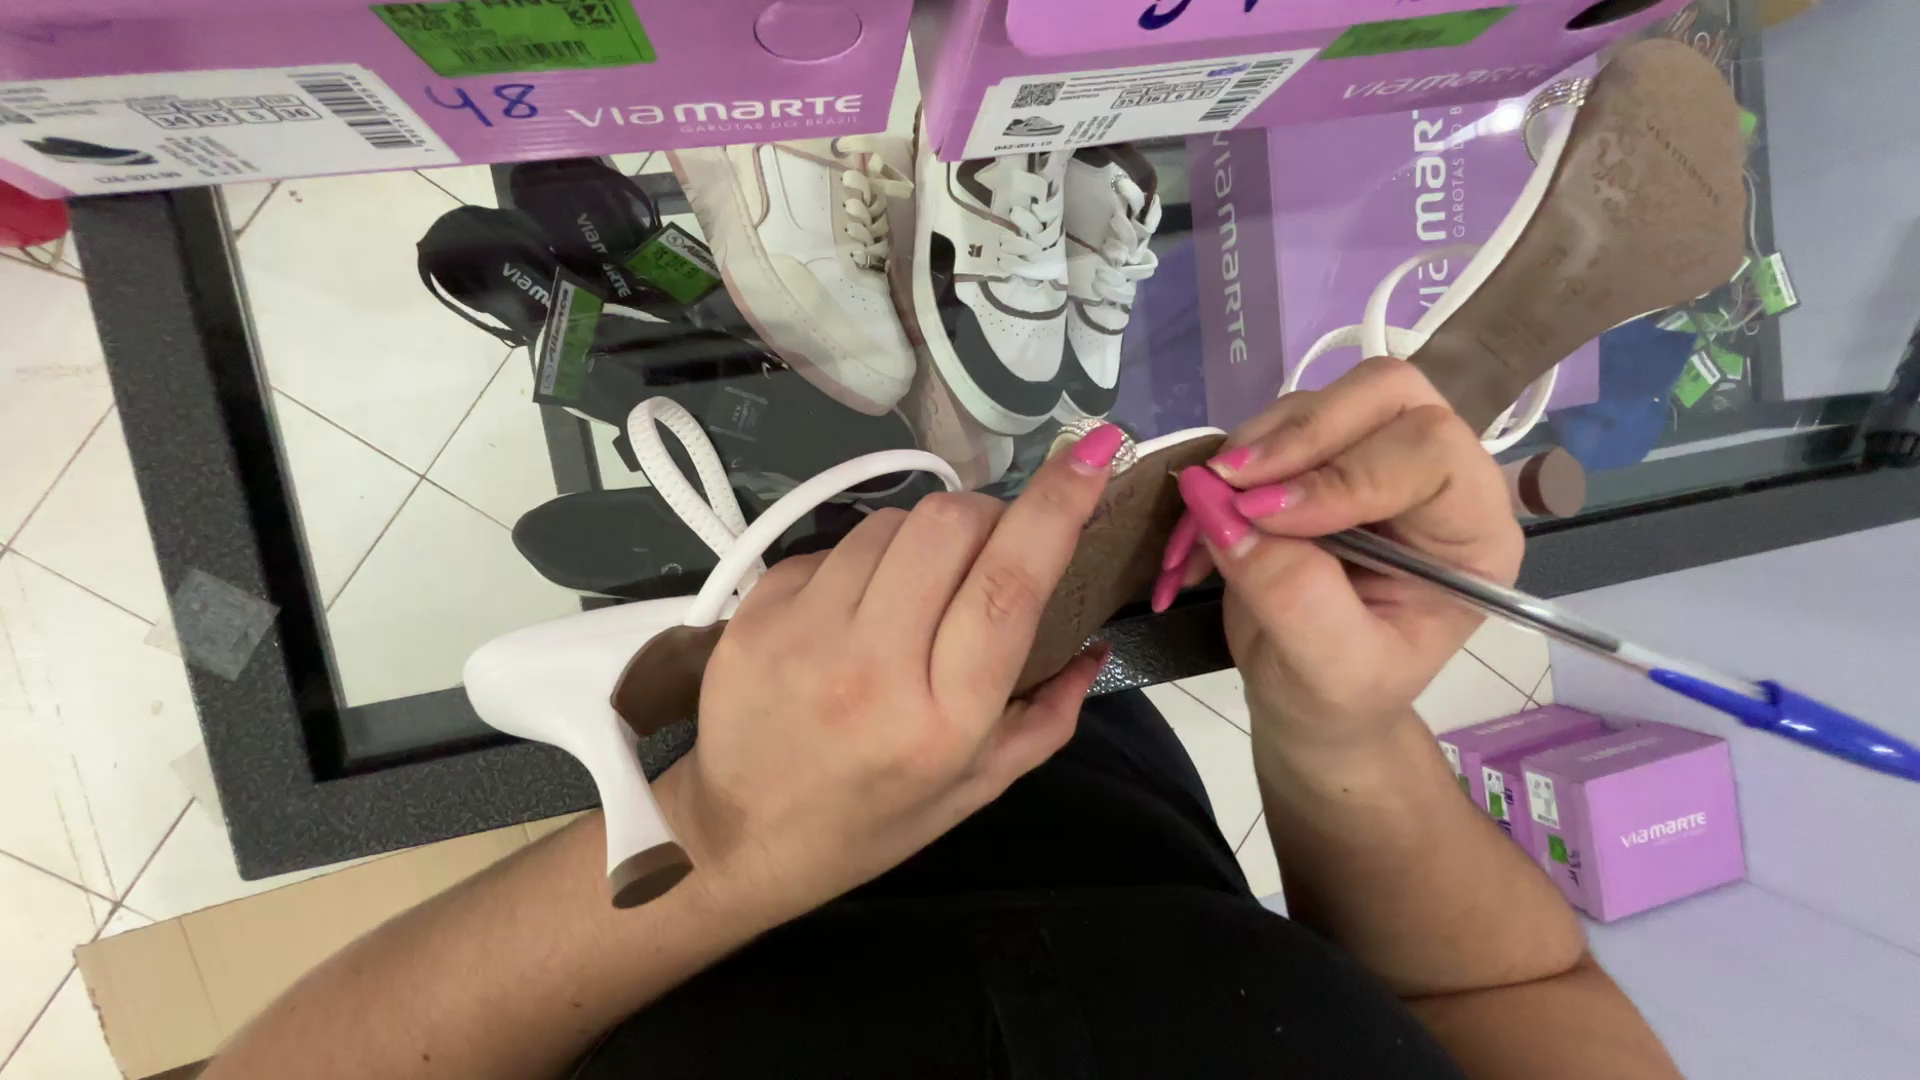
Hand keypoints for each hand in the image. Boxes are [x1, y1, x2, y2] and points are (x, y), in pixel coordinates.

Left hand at [656, 425, 1126, 928]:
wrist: (738, 836)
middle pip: (948, 525)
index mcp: (943, 718)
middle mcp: (873, 665)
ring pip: (891, 523)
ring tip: (912, 592)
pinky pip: (834, 544)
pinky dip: (864, 560)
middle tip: (988, 549)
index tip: (1093, 449)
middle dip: (987, 514)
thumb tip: (1097, 645)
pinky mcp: (756, 609)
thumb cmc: (872, 820)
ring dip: (923, 539)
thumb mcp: (975, 789)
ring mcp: (804, 630)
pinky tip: (853, 611)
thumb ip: (1049, 717)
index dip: (1056, 507)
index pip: (1009, 586)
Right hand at [1158, 358, 1522, 755]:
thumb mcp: (1329, 668)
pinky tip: (1203, 521)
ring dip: (1250, 451)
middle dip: (1298, 434)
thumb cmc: (1337, 697)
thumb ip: (1289, 592)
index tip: (1264, 518)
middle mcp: (1427, 481)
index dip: (1344, 474)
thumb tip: (1220, 509)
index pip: (1429, 452)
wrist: (1305, 698)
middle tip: (1228, 482)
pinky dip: (1222, 469)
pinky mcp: (1308, 465)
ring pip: (1314, 403)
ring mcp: (1364, 463)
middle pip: (1383, 394)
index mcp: (1468, 532)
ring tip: (1207, 516)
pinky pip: (1264, 432)